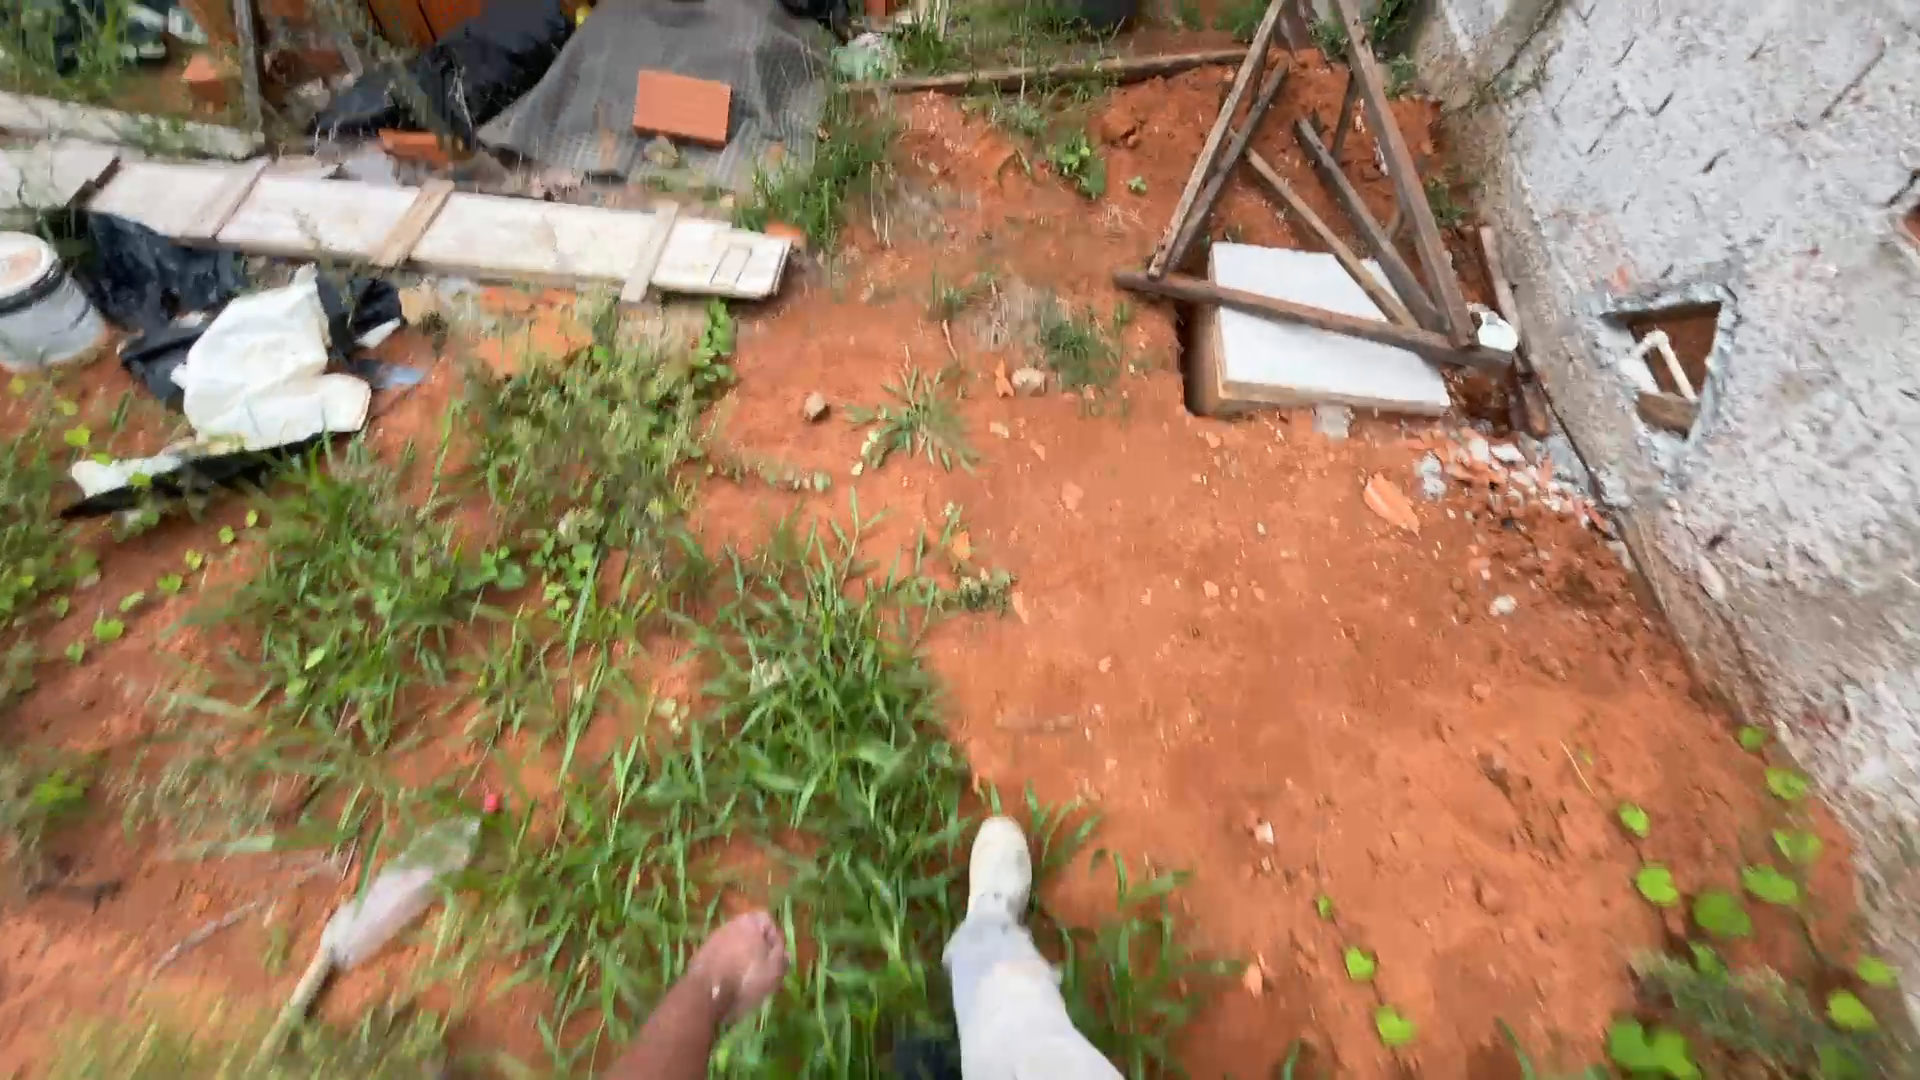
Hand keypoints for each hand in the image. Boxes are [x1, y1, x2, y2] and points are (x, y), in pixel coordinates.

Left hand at [688, 911, 788, 1024]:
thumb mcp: (774, 972)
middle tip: (762, 972)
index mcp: (750, 921)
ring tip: (744, 982)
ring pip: (734, 946)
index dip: (775, 939)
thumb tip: (785, 953)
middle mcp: (730, 924)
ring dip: (741, 960)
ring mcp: (712, 939)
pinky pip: (720, 958)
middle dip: (757, 950)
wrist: (704, 996)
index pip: (768, 920)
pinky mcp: (700, 956)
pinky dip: (726, 968)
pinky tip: (728, 986)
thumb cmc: (745, 979)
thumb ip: (782, 959)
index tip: (776, 959)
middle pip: (750, 933)